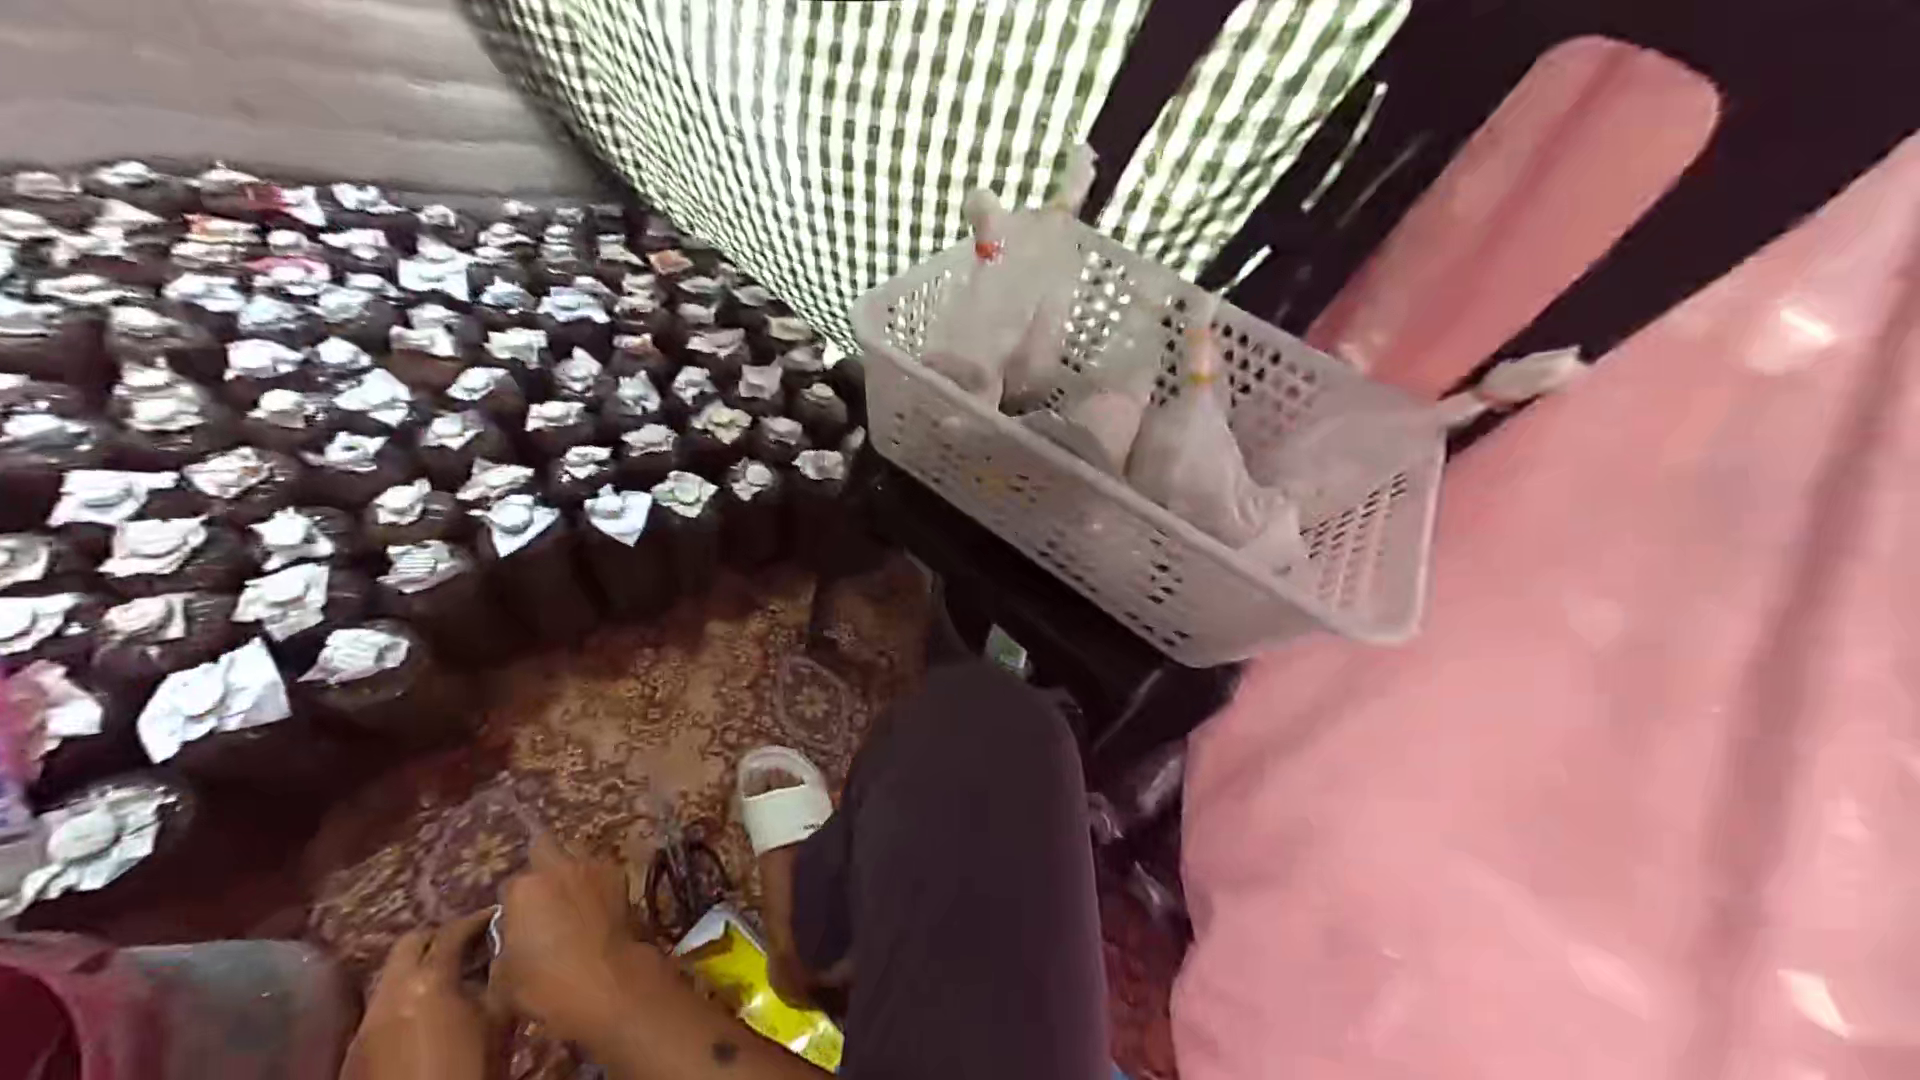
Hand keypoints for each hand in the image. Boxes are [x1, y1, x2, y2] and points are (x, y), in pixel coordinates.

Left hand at [342, 910, 500, 1079]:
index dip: (478, 919)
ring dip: (421, 966)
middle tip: (471, 942)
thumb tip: (499, 950)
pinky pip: (382, 1005)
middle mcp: (389, 996)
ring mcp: (365, 1026)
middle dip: (442, 936)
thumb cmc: (471, 1070)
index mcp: (428, 982)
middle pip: (410, 943)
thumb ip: (498, 976)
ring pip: (392, 975)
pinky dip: (407, 995)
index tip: (498, 916)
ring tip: (453, 975)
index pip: (452, 932)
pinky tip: (430, 1010)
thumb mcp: (500, 1017)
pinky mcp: (354, 1053)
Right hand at [489, 831, 674, 1045]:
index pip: (510, 885)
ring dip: (569, 864)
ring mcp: (591, 866)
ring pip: (576, 850)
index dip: (512, 902)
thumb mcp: (502, 973)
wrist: (602, 977)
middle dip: (539, 859)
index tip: (515, 917)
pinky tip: (593, 897)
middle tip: (540, 886)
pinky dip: (593, 876)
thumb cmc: (543, 982)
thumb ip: (504, 942)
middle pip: (544, 845)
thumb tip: (515, 934)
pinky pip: (600, 866)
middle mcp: (557, 867)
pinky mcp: (618, 873)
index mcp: (523, 888)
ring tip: (568, 888)